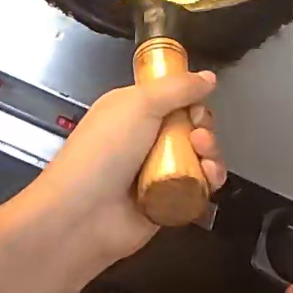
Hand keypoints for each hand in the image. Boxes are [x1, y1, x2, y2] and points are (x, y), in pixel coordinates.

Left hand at [25, 70, 224, 264]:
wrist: (82, 214)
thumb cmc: (101, 153)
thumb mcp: (138, 104)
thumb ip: (177, 87)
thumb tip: (208, 77)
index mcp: (132, 110)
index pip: (171, 96)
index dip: (189, 96)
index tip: (196, 101)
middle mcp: (144, 138)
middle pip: (191, 125)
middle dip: (203, 125)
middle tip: (198, 132)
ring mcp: (157, 169)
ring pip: (200, 155)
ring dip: (210, 151)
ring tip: (202, 154)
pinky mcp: (168, 198)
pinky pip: (200, 185)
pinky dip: (210, 179)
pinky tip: (209, 177)